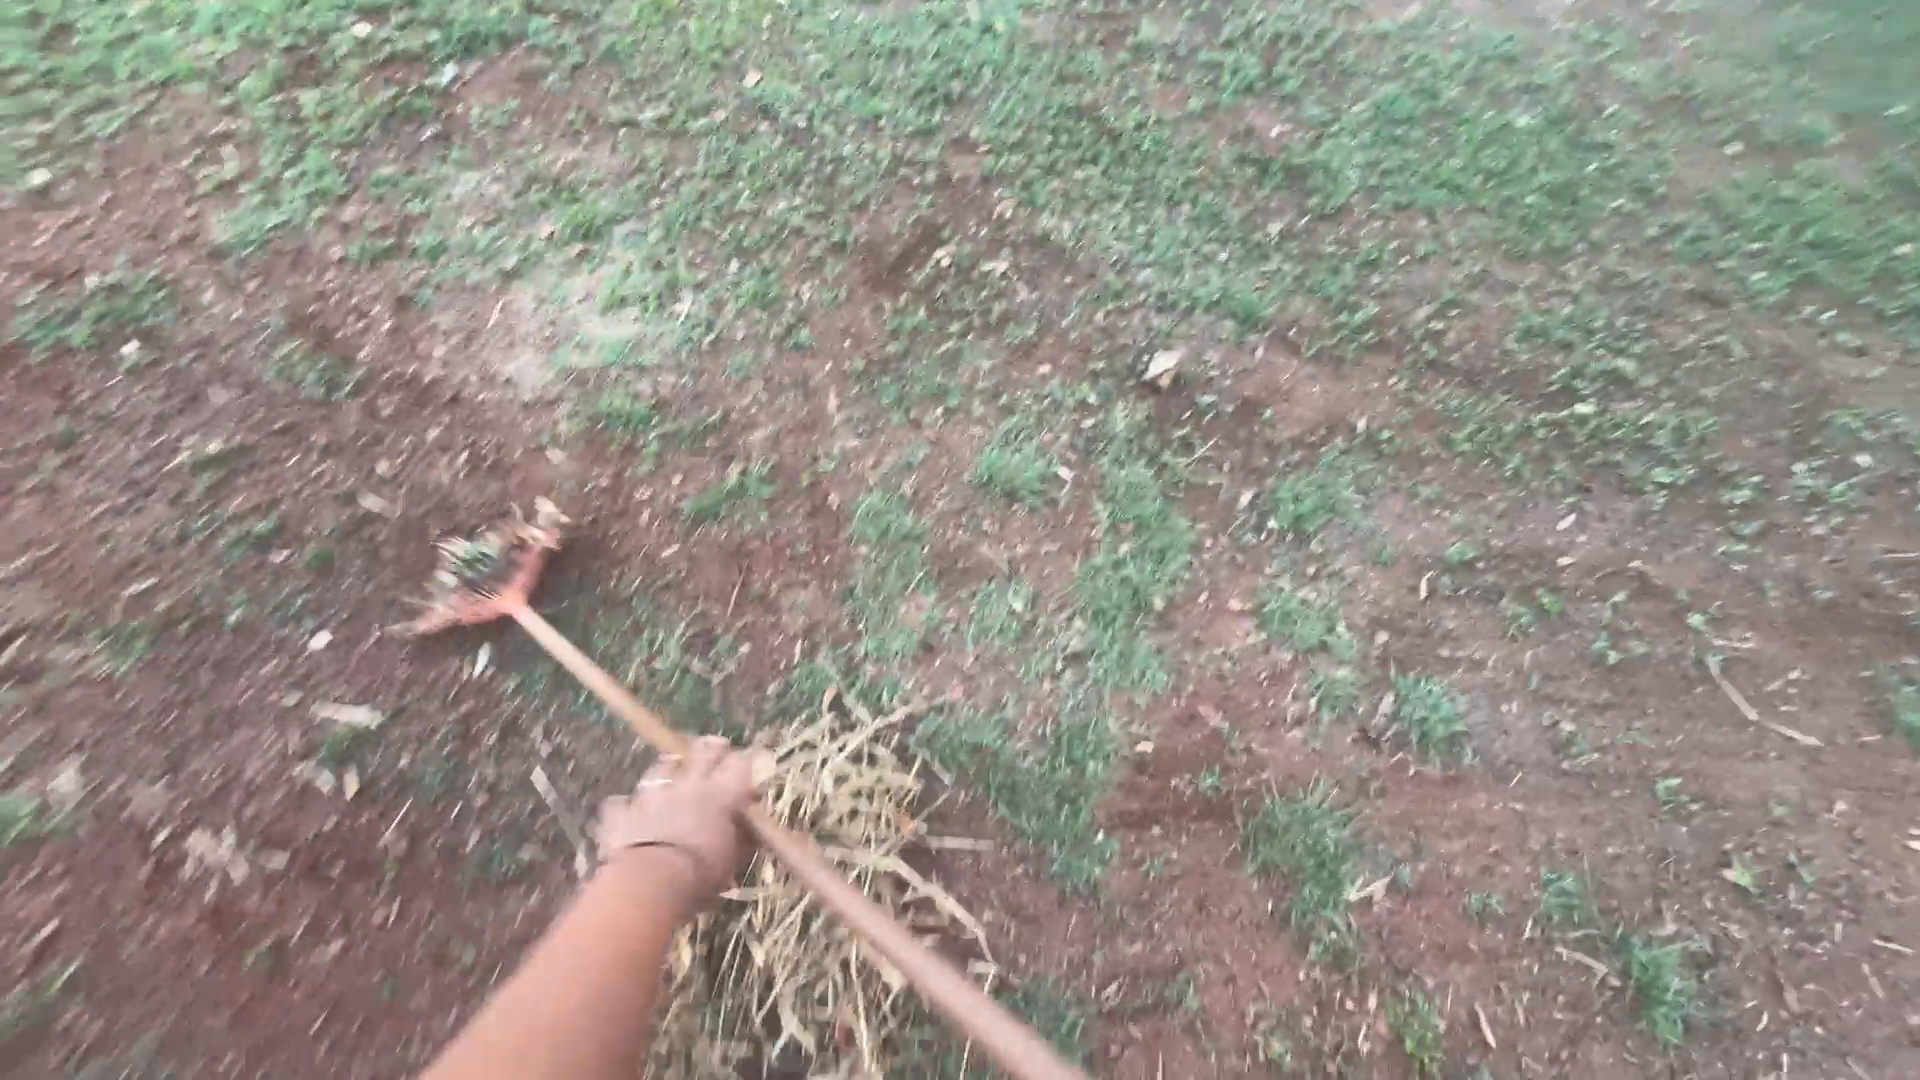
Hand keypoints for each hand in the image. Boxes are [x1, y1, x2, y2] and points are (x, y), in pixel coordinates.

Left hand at [595, 736, 765, 904]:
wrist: (651, 881)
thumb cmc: (703, 871)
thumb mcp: (734, 858)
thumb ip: (743, 837)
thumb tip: (751, 828)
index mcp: (722, 793)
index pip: (742, 764)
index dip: (747, 761)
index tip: (751, 763)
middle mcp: (690, 784)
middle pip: (704, 753)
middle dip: (713, 748)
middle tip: (718, 747)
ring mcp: (654, 795)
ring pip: (663, 767)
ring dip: (670, 765)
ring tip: (673, 764)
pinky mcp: (624, 813)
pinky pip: (621, 803)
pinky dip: (626, 804)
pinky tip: (626, 806)